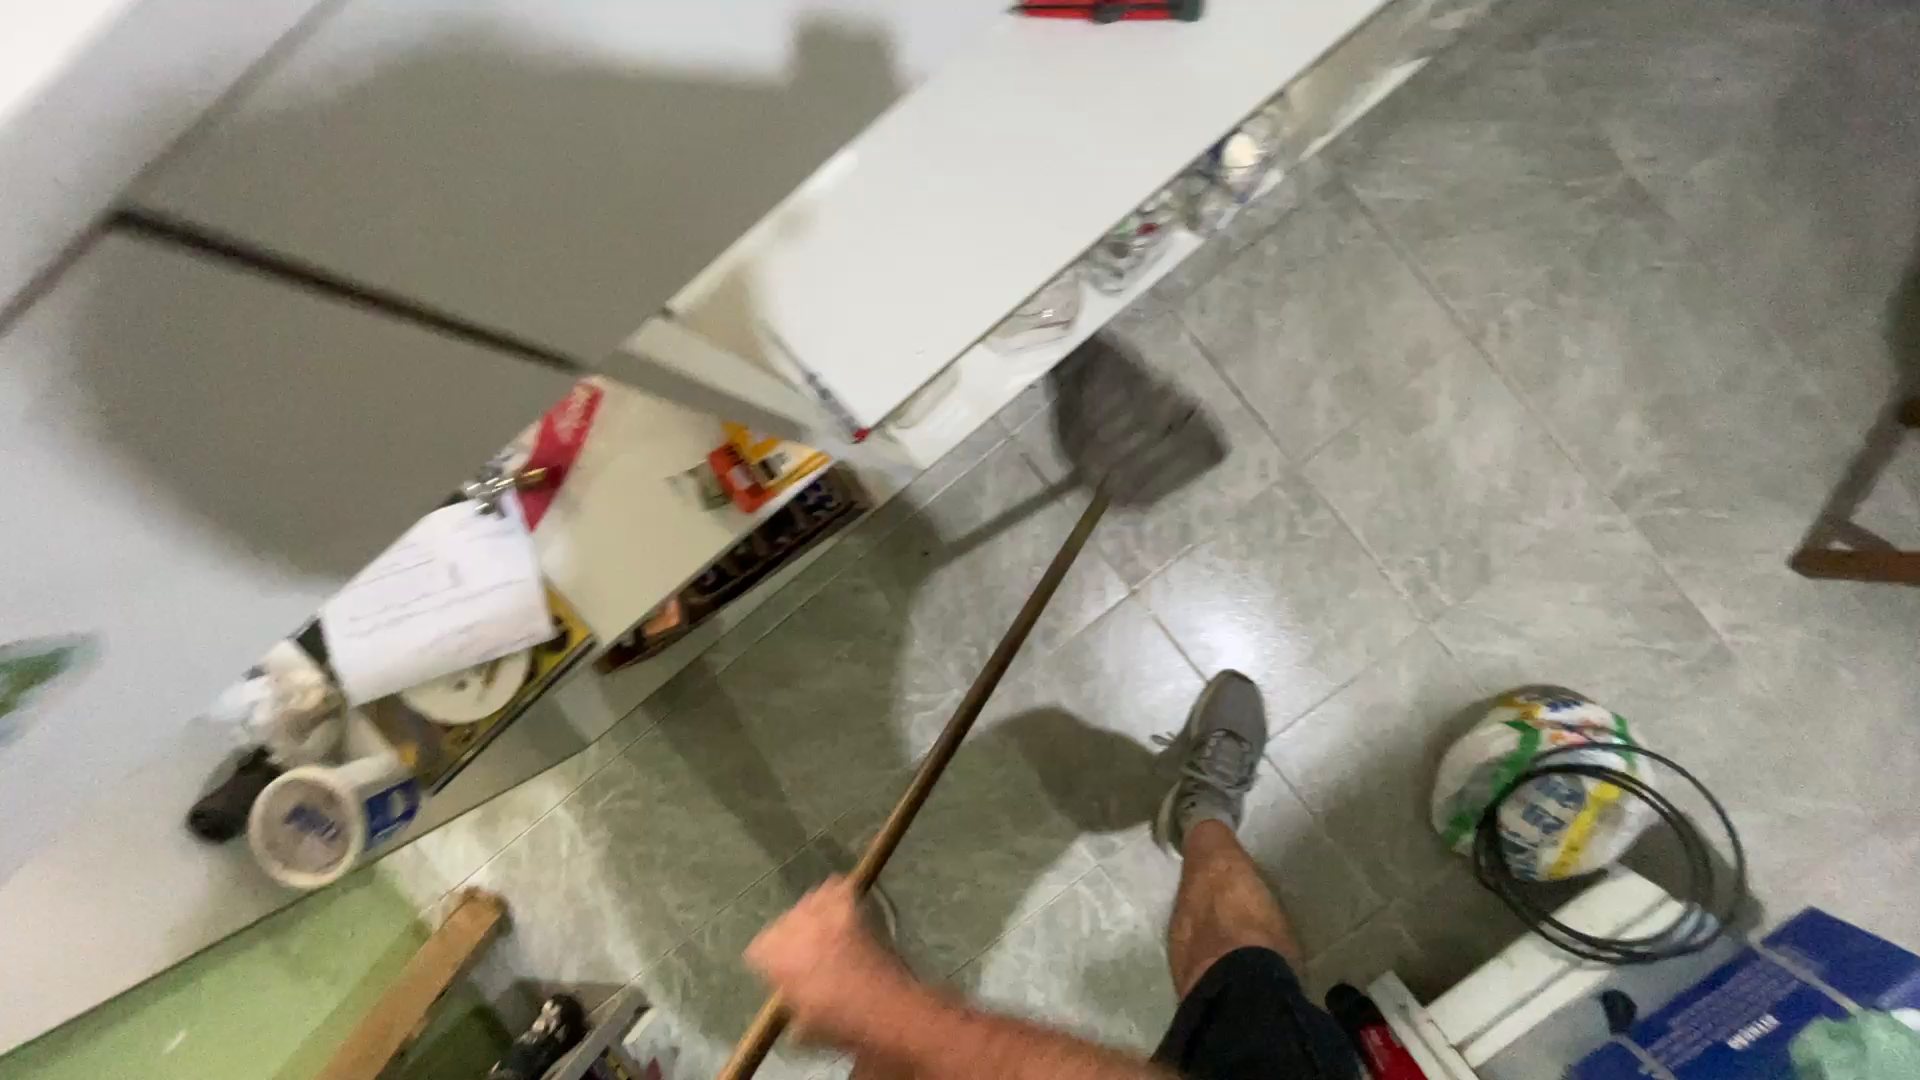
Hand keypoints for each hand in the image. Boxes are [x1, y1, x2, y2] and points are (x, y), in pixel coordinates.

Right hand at [744, 876, 922, 1046]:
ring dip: (811, 915)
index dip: (766, 959)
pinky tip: (840, 913)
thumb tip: (785, 986)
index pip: (758, 947)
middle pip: (782, 921)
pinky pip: (835, 887)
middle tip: (801, 952)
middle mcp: (796, 929)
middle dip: (788, 935)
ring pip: (807, 902)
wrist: (885, 1006)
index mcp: (779, 959)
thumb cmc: (840, 1024)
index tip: (775, 968)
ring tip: (822, 931)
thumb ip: (786, 996)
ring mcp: (825, 912)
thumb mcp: (801, 1023)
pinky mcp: (851, 903)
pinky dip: (835, 896)